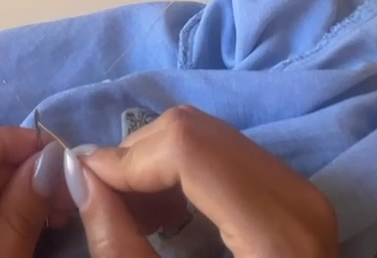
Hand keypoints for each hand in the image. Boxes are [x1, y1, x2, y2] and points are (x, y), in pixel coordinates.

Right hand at [70, 106, 337, 257]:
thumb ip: (121, 247)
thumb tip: (77, 175)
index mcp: (278, 231)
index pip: (189, 148)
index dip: (128, 156)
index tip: (86, 179)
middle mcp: (296, 195)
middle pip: (193, 131)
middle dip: (135, 157)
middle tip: (102, 198)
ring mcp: (299, 189)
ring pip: (204, 133)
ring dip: (154, 160)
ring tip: (131, 210)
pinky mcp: (292, 193)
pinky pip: (222, 150)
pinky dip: (181, 168)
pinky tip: (164, 210)